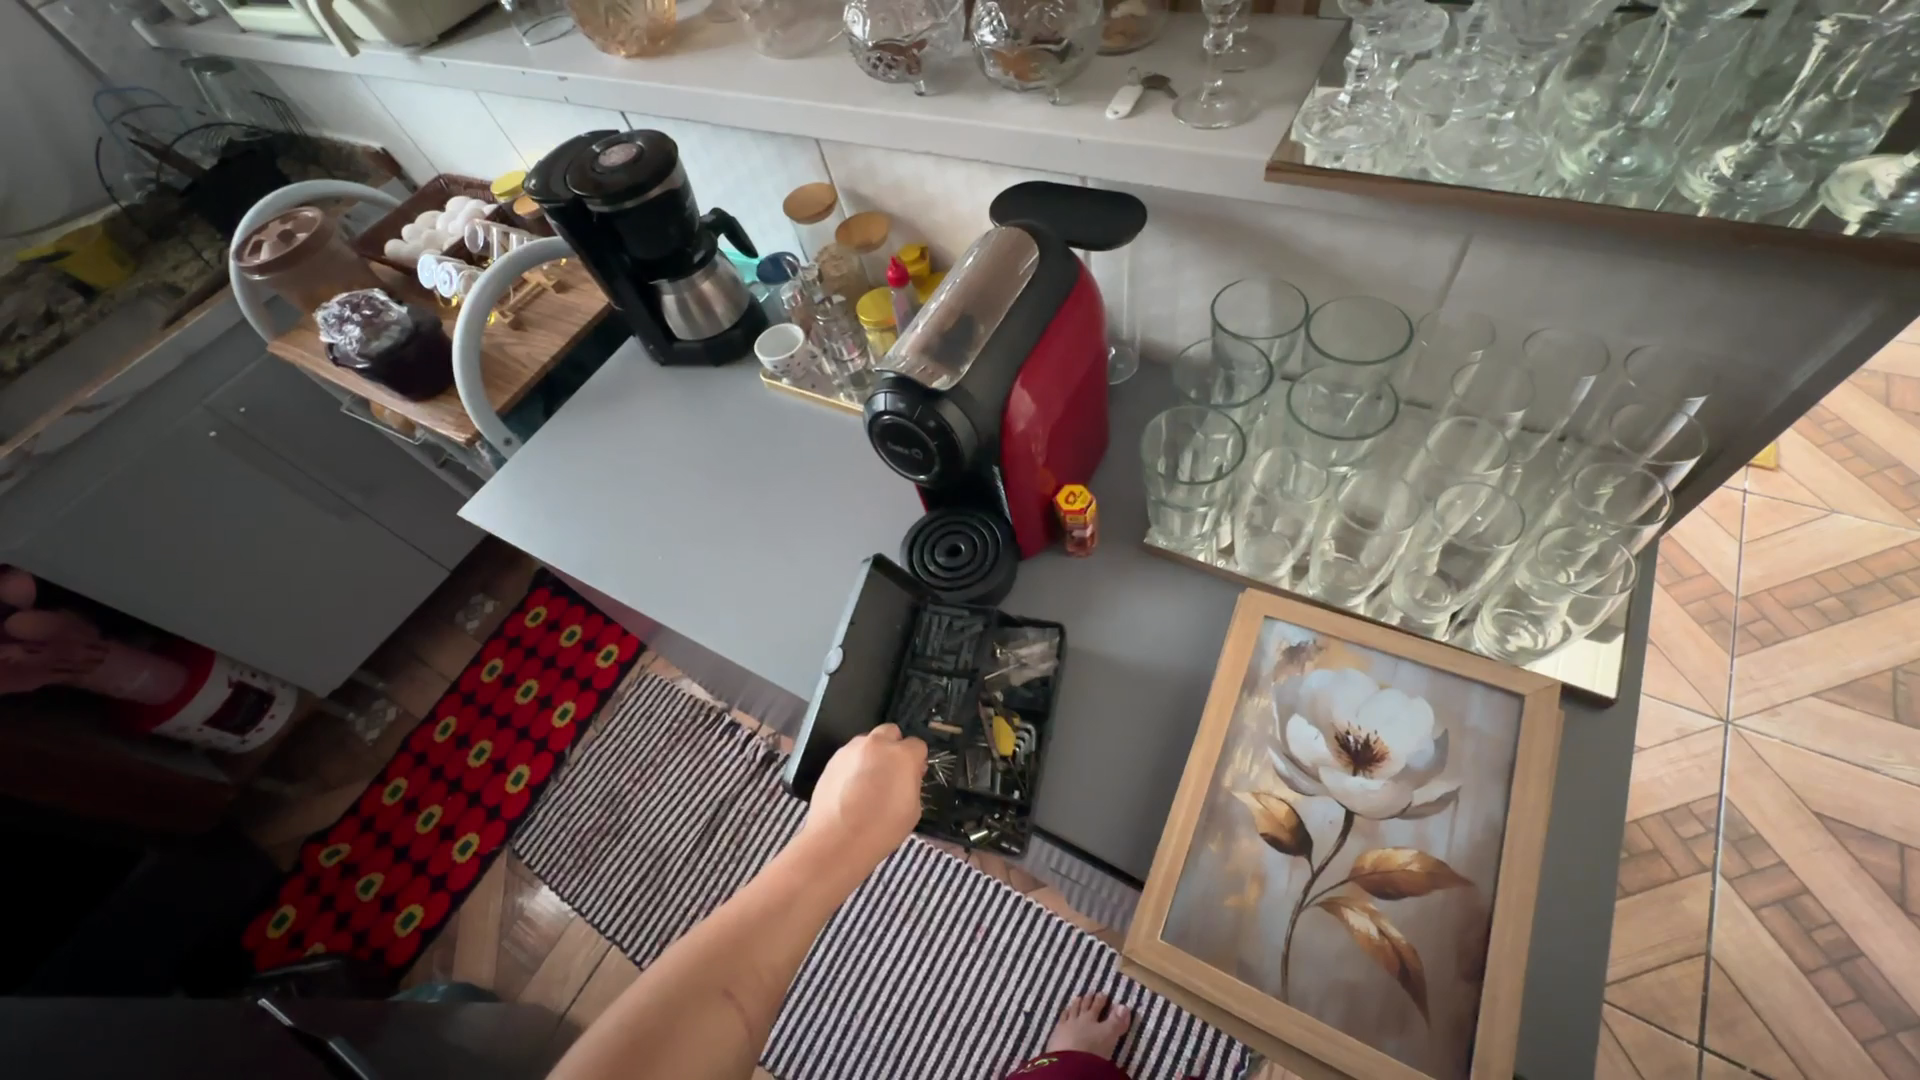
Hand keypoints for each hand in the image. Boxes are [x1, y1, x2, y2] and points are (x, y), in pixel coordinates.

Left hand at [801, 723, 926, 872]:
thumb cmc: (882, 829)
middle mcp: (877, 744)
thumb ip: (912, 783)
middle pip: (891, 732)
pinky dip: (853, 765)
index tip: (913, 775)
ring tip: (867, 782)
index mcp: (902, 755)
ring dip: (872, 755)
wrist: (837, 840)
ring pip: (867, 742)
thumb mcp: (913, 810)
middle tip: (891, 772)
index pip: (917, 745)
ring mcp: (851, 750)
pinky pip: (849, 755)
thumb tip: (907, 775)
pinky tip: (850, 788)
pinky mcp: (832, 760)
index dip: (916, 760)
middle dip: (894, 747)